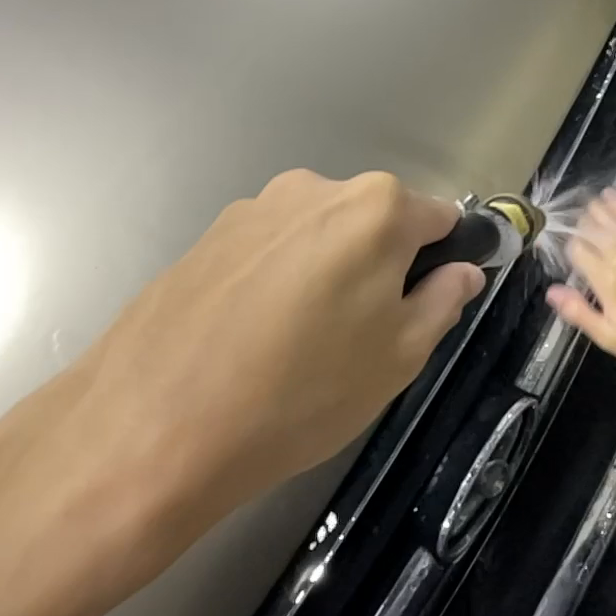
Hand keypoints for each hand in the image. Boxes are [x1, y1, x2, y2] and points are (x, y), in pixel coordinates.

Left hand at [31, 169, 485, 535]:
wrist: (154, 427)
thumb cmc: (301, 393)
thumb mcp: (397, 357)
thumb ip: (442, 301)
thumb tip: (461, 271)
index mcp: (375, 208)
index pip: (437, 217)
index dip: (443, 258)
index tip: (429, 301)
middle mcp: (314, 189)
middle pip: (374, 219)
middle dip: (381, 263)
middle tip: (363, 332)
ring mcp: (254, 207)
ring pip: (318, 234)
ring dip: (326, 270)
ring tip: (299, 340)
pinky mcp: (208, 234)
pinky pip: (269, 248)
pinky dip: (278, 279)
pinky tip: (253, 336)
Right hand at [545, 189, 615, 378]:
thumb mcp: (607, 336)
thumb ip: (577, 311)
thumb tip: (551, 291)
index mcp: (608, 280)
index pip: (577, 250)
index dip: (566, 249)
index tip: (562, 252)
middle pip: (593, 230)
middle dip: (579, 226)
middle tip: (570, 228)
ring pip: (613, 221)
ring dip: (596, 211)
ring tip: (584, 205)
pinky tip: (610, 197)